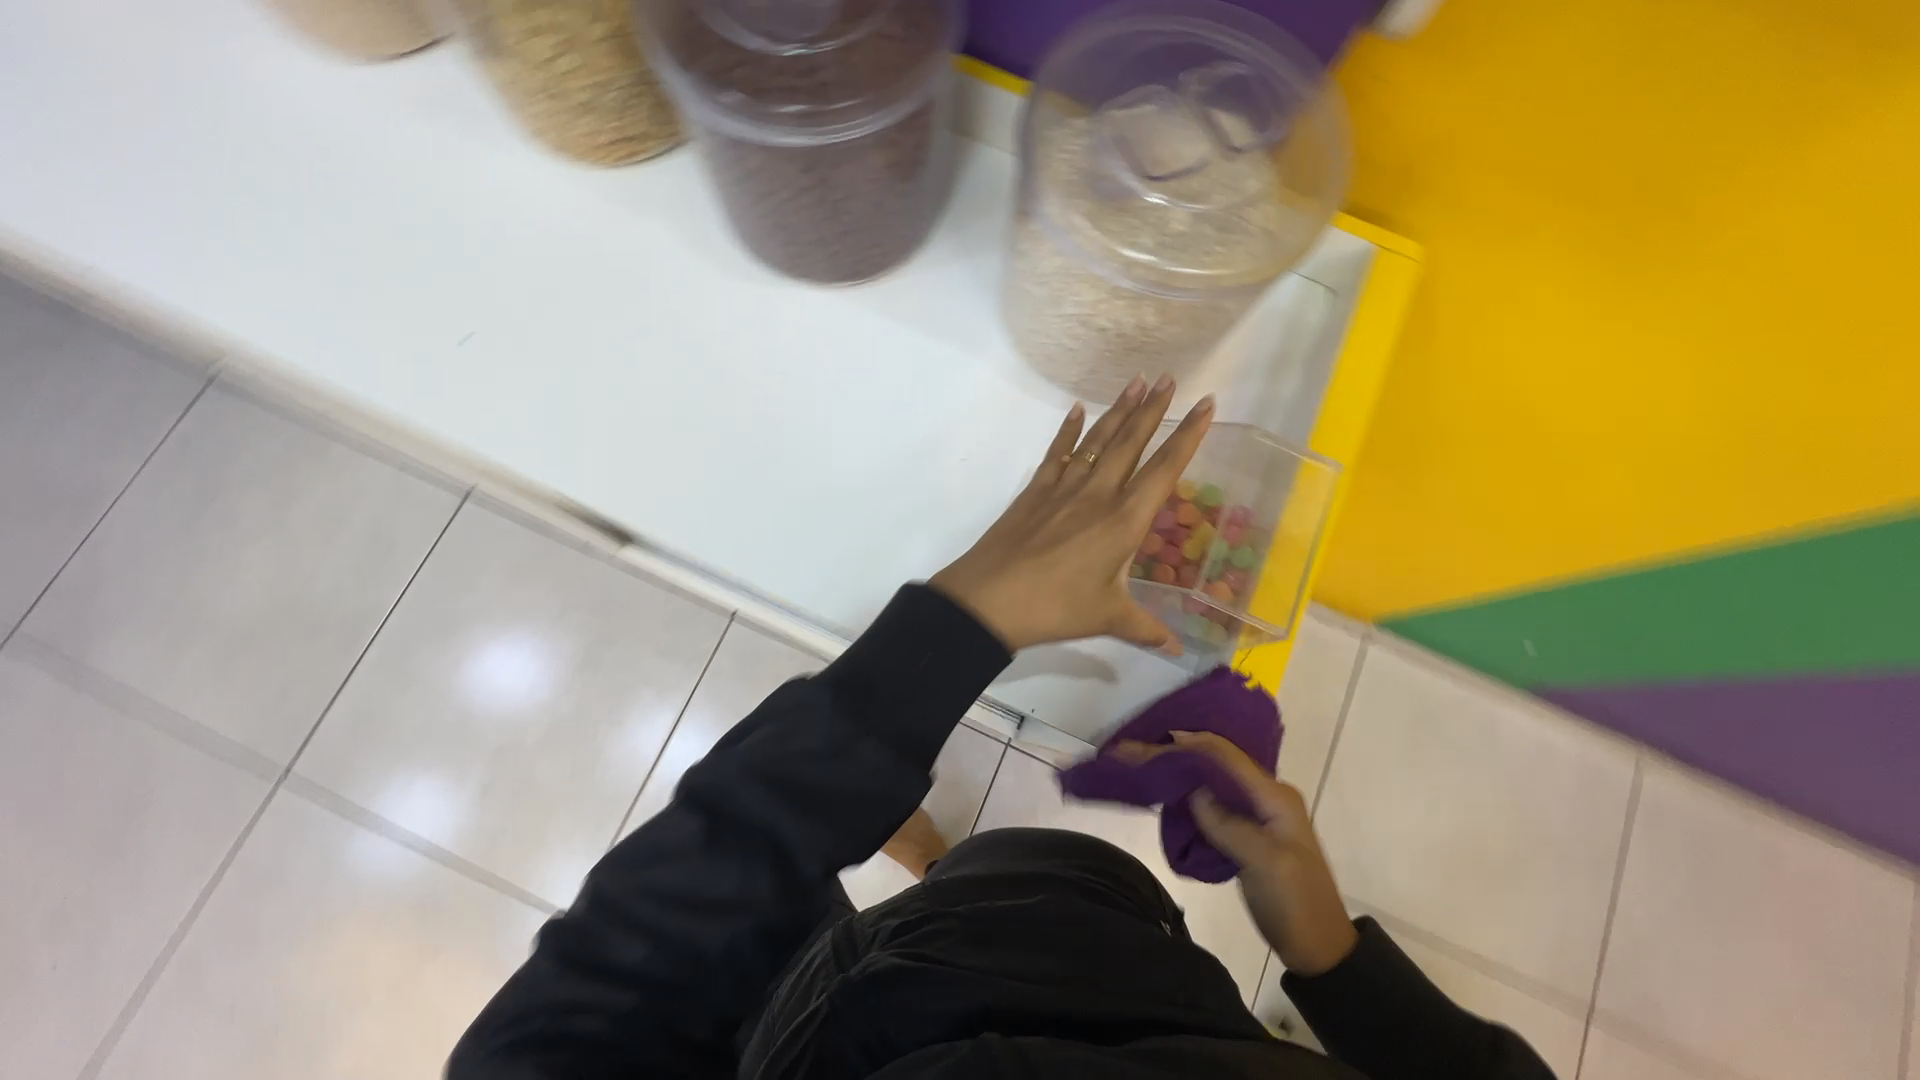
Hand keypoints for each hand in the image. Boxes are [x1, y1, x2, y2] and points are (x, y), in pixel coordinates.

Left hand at [928, 375, 1212, 652]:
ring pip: (1097, 441)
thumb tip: (1178, 650)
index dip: (1188, 436)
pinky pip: (1056, 453)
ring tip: (1135, 381)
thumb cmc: (1056, 607)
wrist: (990, 599)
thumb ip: (1145, 628)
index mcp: (1124, 521)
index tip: (1206, 405)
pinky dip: (1068, 431)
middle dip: (1154, 409)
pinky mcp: (1034, 492)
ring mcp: (1063, 489)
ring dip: (1118, 411)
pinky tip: (1078, 411)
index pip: (1165, 470)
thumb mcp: (1107, 618)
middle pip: (1131, 443)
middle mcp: (1098, 494)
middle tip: (1169, 378)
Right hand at [1116, 730, 1356, 975]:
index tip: (1151, 741)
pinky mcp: (1248, 833)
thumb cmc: (1296, 904)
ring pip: (1214, 782)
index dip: (1190, 744)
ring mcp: (1259, 815)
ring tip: (1145, 769)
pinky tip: (1167, 798)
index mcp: (1275, 796)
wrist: (1320, 949)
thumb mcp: (1265, 864)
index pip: (1227, 756)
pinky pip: (1215, 805)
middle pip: (1219, 763)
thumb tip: (1191, 791)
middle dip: (1180, 755)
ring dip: (1183, 775)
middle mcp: (1267, 796)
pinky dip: (1191, 798)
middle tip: (1138, 754)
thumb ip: (1229, 824)